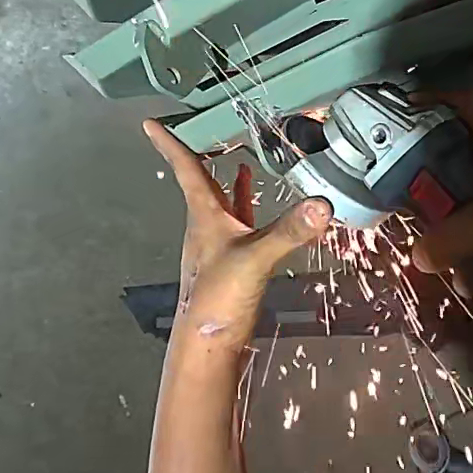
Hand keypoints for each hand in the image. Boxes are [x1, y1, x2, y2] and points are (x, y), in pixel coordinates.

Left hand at [145, 120, 329, 347]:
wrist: (207, 349)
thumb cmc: (217, 300)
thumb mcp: (255, 259)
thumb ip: (288, 231)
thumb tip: (322, 203)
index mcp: (204, 216)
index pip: (184, 169)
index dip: (168, 144)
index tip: (150, 123)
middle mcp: (207, 225)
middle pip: (200, 180)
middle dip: (200, 154)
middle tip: (204, 129)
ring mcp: (219, 244)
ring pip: (221, 202)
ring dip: (227, 180)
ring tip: (240, 159)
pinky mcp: (233, 261)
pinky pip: (239, 223)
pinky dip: (247, 208)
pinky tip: (257, 206)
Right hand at [408, 96, 472, 288]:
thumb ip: (457, 237)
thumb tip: (416, 254)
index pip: (463, 105)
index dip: (434, 99)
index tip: (402, 110)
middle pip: (457, 159)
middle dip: (431, 185)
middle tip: (408, 207)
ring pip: (472, 201)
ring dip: (455, 230)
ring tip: (446, 264)